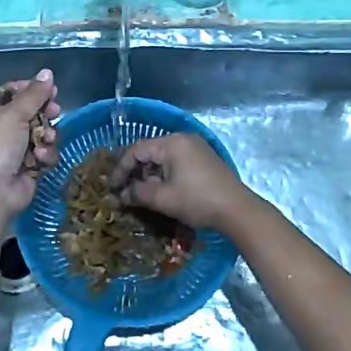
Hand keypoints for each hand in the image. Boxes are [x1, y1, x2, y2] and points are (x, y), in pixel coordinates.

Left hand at [0, 70, 59, 219]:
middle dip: (43, 113)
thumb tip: (48, 73)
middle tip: (55, 110)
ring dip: (46, 136)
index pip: (9, 93)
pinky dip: (44, 156)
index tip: (48, 87)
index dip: (28, 88)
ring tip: (46, 139)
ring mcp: (13, 152)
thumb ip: (33, 94)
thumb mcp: (13, 115)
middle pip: (28, 114)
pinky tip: (41, 160)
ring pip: (39, 135)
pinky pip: (43, 155)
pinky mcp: (27, 170)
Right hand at [110, 133, 257, 230]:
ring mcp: (197, 148)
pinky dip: (166, 175)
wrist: (238, 211)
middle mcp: (184, 139)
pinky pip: (177, 162)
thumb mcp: (163, 199)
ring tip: (145, 195)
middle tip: (126, 191)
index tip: (112, 187)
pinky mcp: (205, 159)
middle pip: (151, 152)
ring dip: (151, 175)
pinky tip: (164, 191)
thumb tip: (121, 195)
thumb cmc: (198, 201)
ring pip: (164, 158)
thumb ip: (138, 193)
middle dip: (136, 172)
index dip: (121, 169)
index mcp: (172, 143)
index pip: (137, 150)